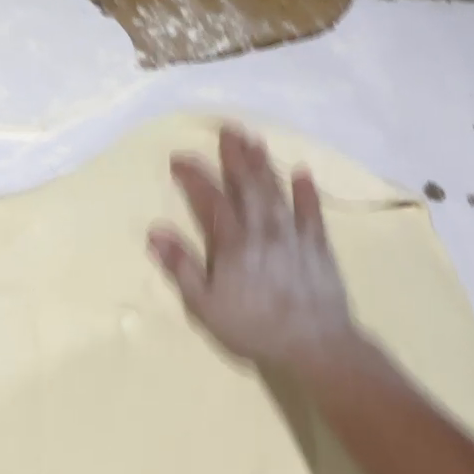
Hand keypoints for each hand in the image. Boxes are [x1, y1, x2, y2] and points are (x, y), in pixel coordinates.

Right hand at [148, 125, 355, 371]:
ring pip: (276, 190)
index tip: (179, 157)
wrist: (313, 344)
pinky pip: (311, 211)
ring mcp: (294, 235)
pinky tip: (301, 172)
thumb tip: (155, 232)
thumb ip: (181, 267)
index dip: (194, 176)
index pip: (210, 200)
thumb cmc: (251, 328)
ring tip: (254, 139)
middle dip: (235, 155)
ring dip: (264, 163)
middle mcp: (264, 229)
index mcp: (233, 243)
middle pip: (247, 185)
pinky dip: (306, 190)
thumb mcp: (204, 305)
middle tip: (226, 129)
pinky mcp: (318, 246)